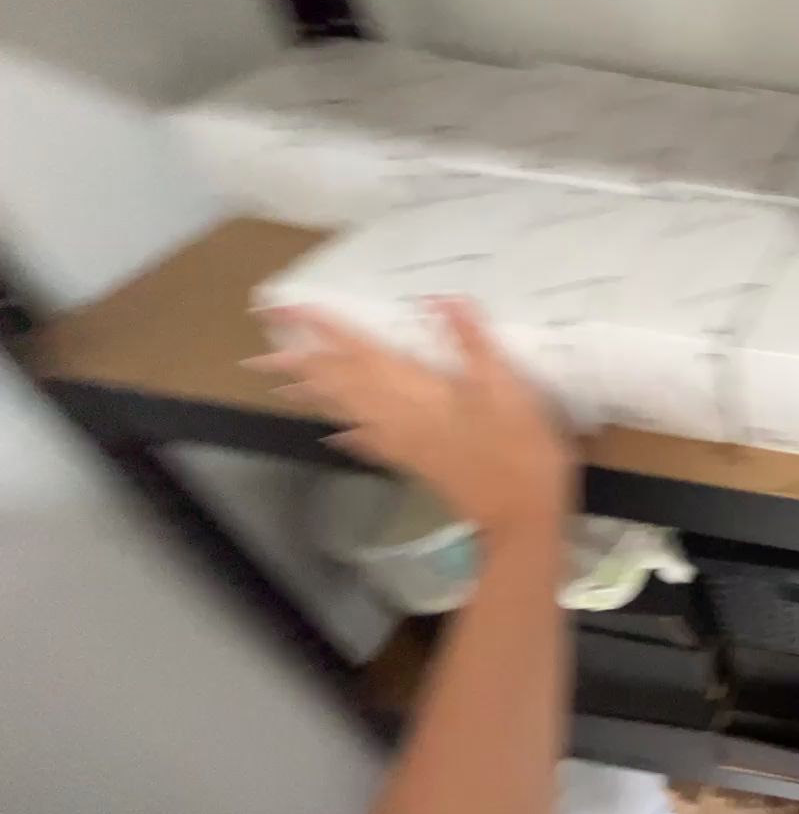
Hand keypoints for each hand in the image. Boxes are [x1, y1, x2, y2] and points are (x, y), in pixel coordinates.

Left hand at [247, 296, 576, 546]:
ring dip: (319, 395)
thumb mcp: (508, 389)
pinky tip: (339, 434)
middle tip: (263, 349)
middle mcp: (400, 416)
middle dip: (308, 362)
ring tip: (284, 383)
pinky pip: (371, 444)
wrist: (519, 514)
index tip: (292, 308)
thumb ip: (474, 344)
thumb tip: (441, 299)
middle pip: (346, 385)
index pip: (364, 354)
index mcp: (420, 393)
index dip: (330, 329)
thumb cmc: (519, 449)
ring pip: (351, 413)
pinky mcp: (417, 463)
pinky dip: (351, 434)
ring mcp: (406, 444)